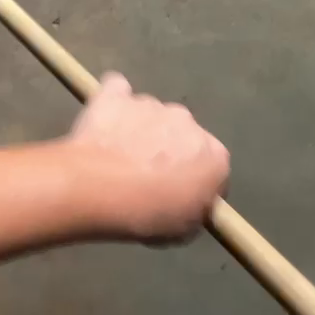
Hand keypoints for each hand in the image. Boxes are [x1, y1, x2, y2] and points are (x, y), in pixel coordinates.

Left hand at [66, 72, 229, 241]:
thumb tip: (187, 193)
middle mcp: (187, 121)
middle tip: (145, 169)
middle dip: (168, 146)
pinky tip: (106, 113)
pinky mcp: (114, 94)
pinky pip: (117, 88)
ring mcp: (149, 103)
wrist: (99, 187)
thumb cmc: (148, 214)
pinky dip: (114, 98)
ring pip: (149, 112)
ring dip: (139, 125)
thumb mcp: (188, 226)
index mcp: (215, 154)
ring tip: (117, 147)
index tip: (178, 191)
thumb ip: (196, 201)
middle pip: (181, 132)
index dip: (195, 178)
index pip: (212, 165)